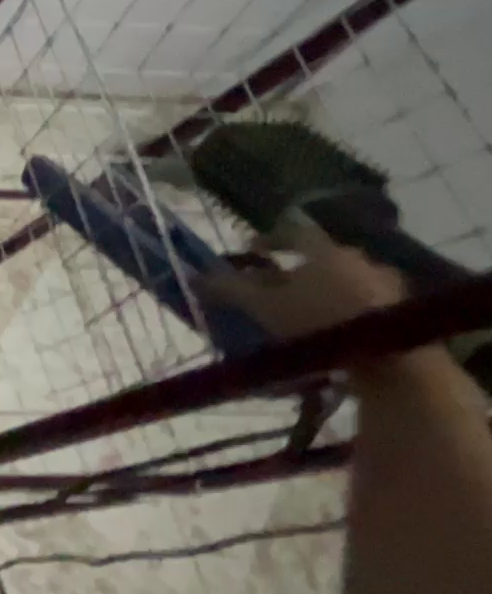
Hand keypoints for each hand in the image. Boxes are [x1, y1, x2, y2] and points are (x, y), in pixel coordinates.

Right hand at [201, 210, 405, 340]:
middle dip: (292, 271)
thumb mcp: (261, 306)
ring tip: (297, 312)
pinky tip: (326, 327)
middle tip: (270, 287)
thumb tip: (193, 275)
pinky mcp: (400, 312)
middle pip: (318, 258)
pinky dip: (340, 309)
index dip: (268, 239)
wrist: (389, 361)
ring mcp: (384, 285)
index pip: (293, 232)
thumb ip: (227, 288)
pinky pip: (361, 302)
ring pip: (341, 281)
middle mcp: (358, 260)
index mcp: (324, 251)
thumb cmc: (316, 322)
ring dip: (318, 291)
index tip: (250, 250)